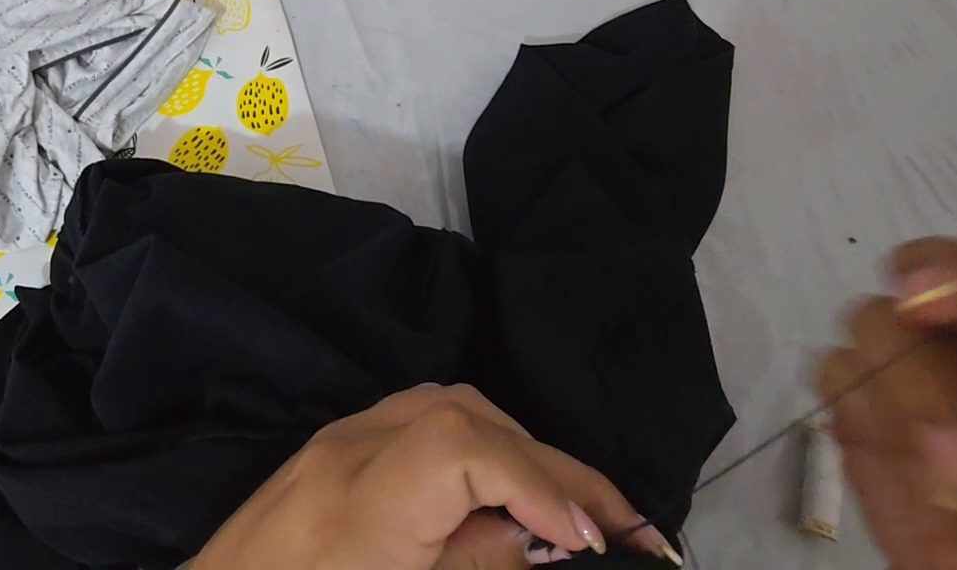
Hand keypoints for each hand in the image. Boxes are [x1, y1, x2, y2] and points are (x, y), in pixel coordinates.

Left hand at [189, 383, 683, 569]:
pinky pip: (419, 415)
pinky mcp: (336, 441)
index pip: (456, 446)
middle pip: (460, 416)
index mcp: (357, 506)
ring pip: (445, 403)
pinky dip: (476, 438)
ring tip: (568, 502)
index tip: (593, 540)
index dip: (535, 479)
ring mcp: (337, 436)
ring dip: (516, 444)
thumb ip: (474, 569)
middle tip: (621, 524)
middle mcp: (346, 451)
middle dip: (548, 466)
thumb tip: (546, 538)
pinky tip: (503, 478)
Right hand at [818, 217, 956, 569]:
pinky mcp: (861, 398)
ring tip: (946, 467)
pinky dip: (865, 412)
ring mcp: (918, 367)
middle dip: (926, 280)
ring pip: (875, 316)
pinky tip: (900, 461)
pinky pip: (834, 366)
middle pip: (936, 262)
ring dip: (906, 388)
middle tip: (924, 306)